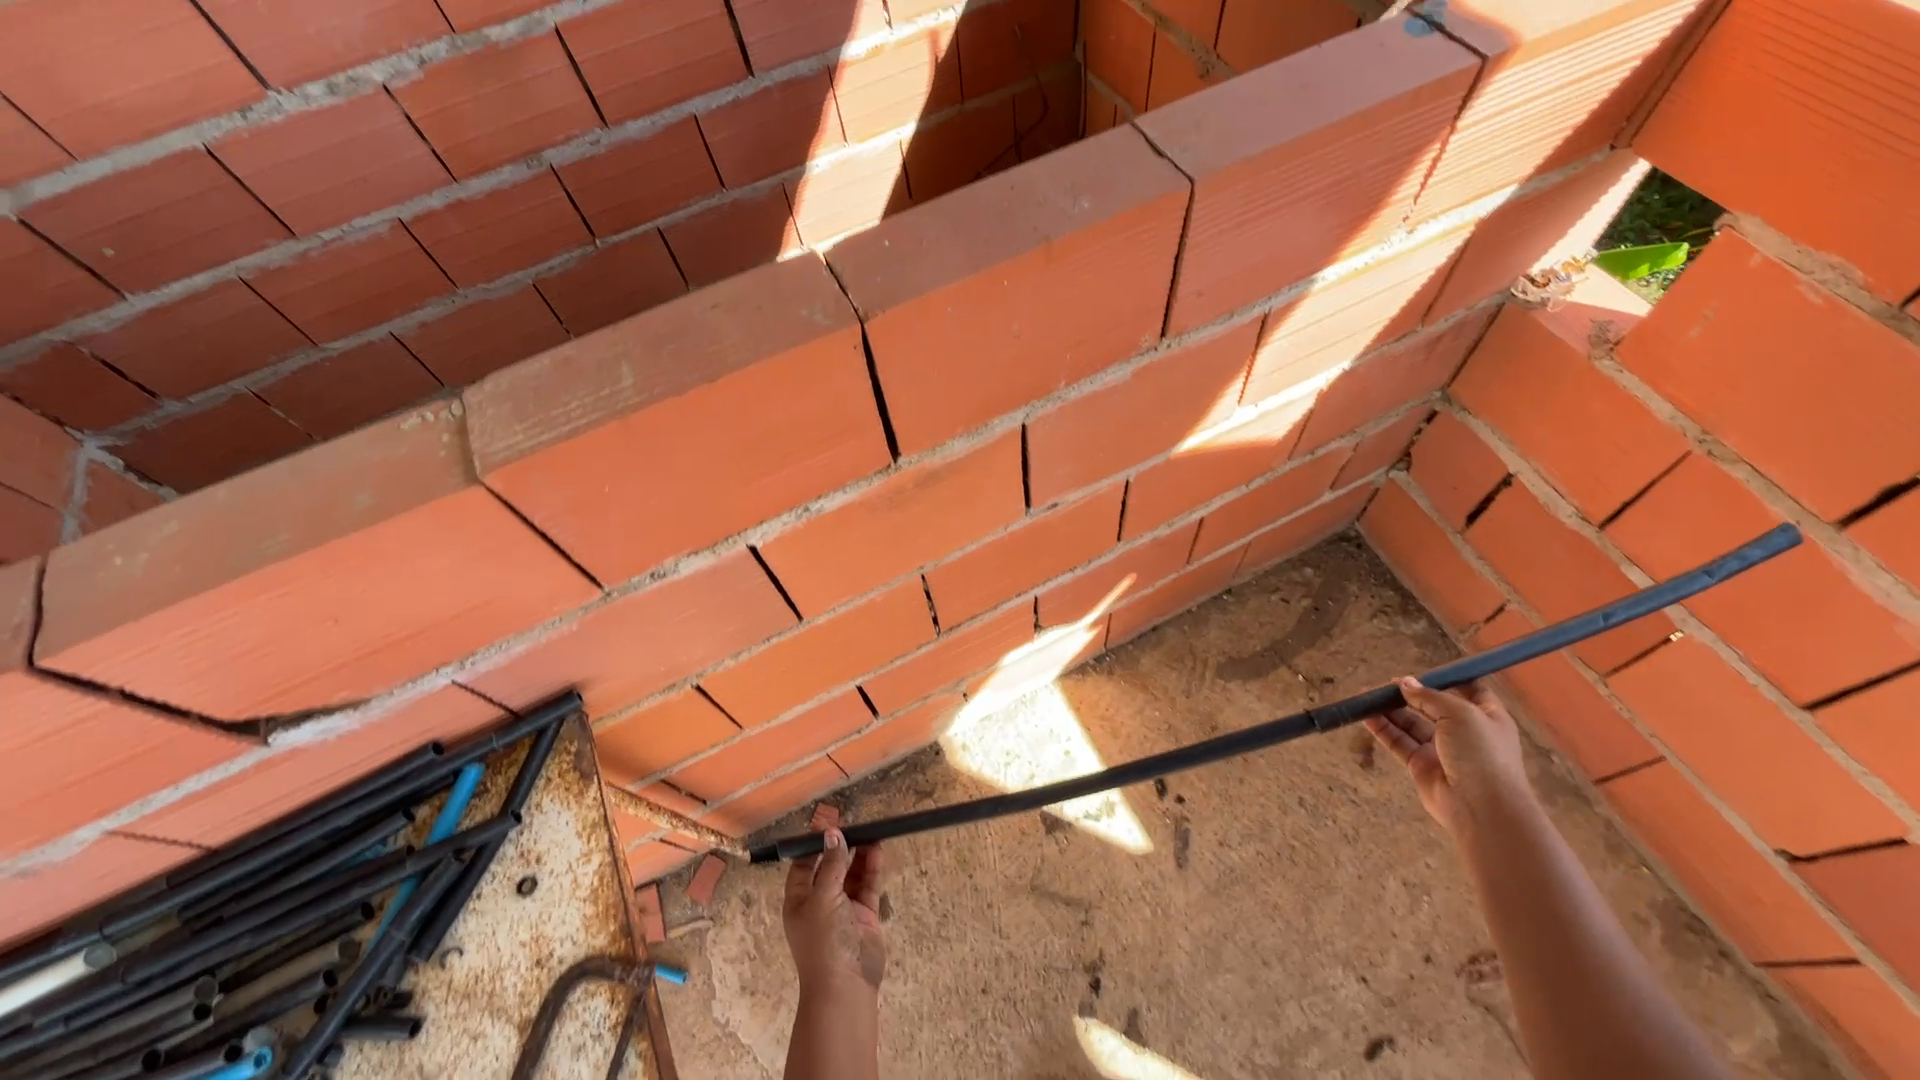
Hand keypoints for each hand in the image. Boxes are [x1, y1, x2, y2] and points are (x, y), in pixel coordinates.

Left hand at [784, 829, 885, 996]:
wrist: (845, 985)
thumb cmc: (823, 940)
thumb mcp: (822, 897)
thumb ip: (831, 864)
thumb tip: (833, 833)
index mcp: (798, 900)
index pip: (803, 865)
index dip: (814, 845)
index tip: (828, 824)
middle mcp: (819, 902)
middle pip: (829, 867)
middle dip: (839, 847)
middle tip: (853, 824)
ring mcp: (843, 909)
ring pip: (851, 875)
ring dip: (858, 855)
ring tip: (870, 832)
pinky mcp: (864, 915)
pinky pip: (867, 886)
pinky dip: (872, 869)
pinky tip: (877, 850)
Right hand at [1364, 677, 1534, 837]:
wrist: (1481, 806)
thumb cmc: (1481, 752)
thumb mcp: (1461, 714)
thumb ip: (1430, 697)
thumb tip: (1405, 683)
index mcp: (1487, 716)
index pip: (1470, 690)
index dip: (1449, 679)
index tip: (1425, 671)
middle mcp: (1465, 731)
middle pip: (1433, 706)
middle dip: (1411, 694)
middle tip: (1386, 685)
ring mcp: (1441, 749)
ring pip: (1411, 723)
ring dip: (1391, 709)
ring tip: (1367, 695)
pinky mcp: (1421, 765)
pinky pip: (1399, 741)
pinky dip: (1382, 728)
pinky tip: (1366, 715)